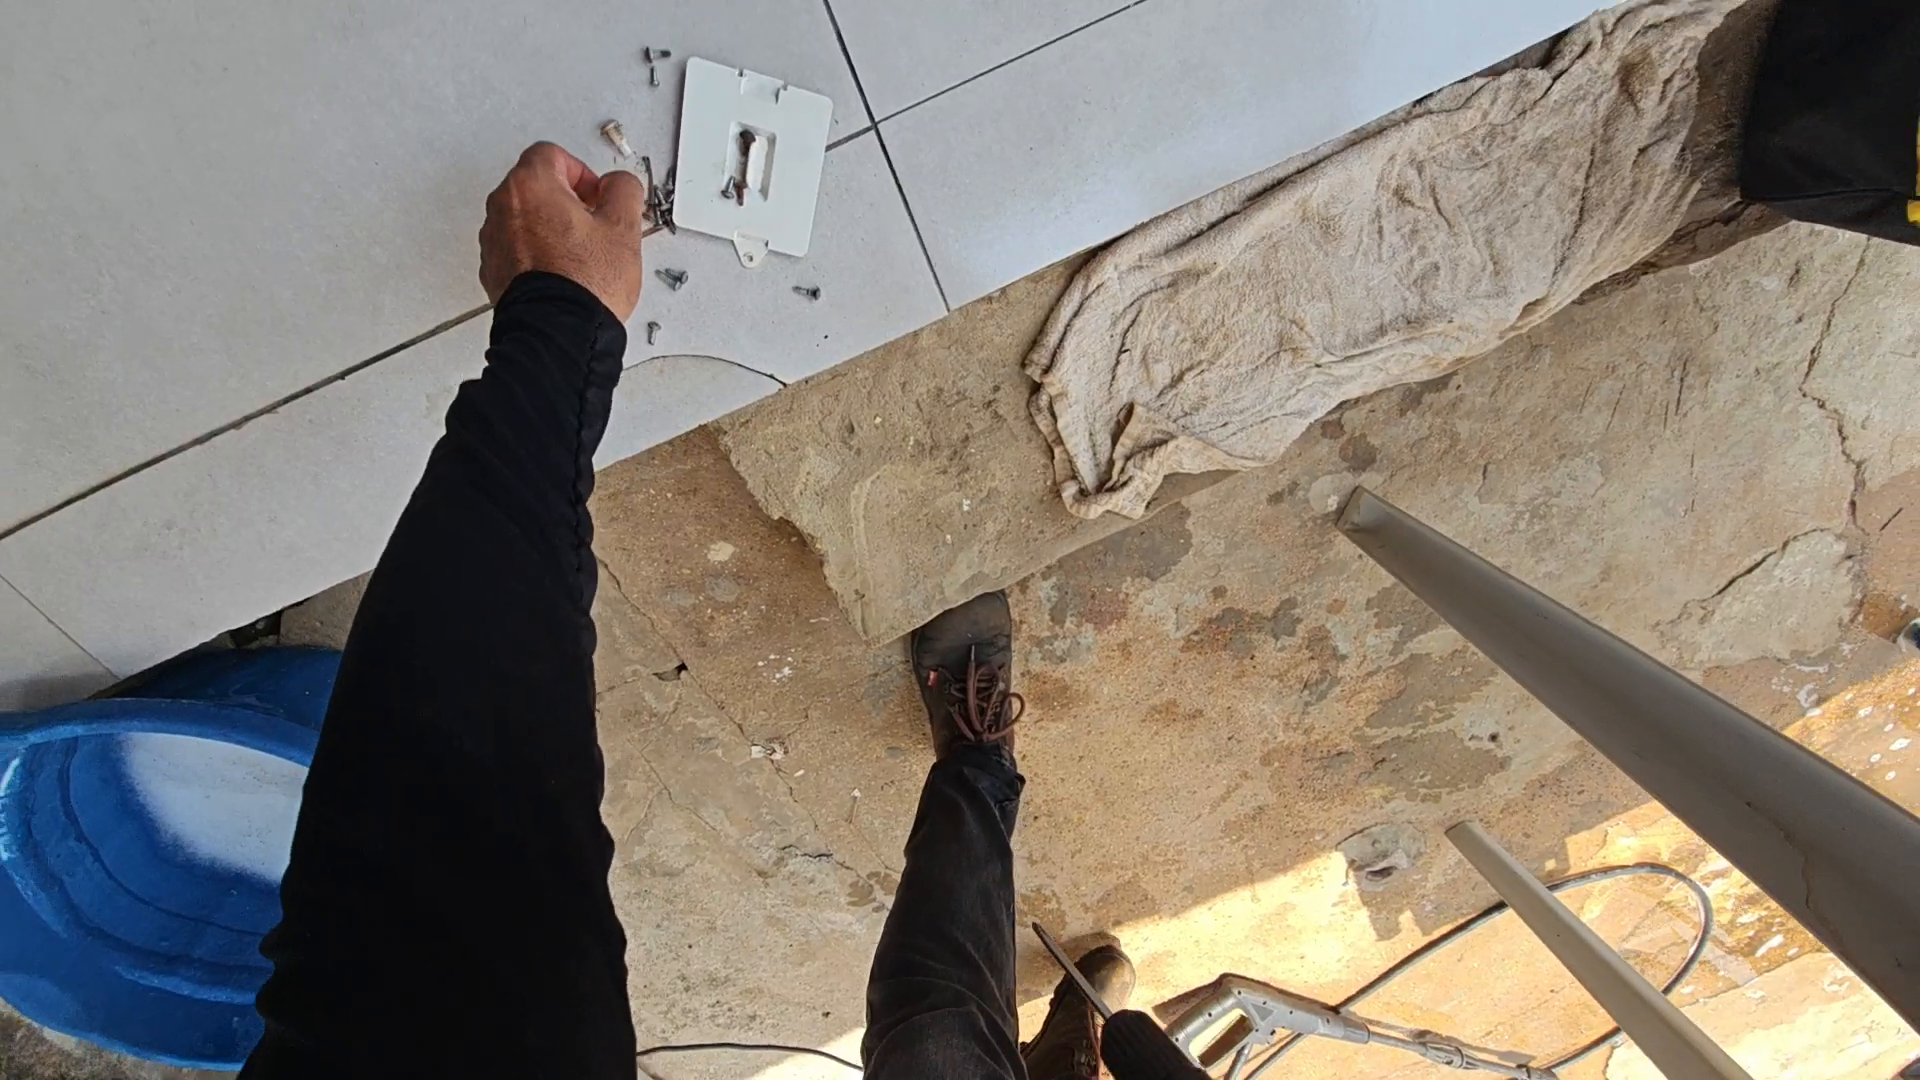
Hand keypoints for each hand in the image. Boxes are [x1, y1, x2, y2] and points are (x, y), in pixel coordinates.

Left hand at [479, 142, 645, 321]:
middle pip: (536, 187)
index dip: (583, 173)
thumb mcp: (624, 230)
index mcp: (532, 186)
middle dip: (568, 202)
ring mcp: (495, 239)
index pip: (554, 155)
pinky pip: (518, 250)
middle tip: (595, 229)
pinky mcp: (495, 269)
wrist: (560, 330)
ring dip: (553, 230)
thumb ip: (624, 192)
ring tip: (582, 259)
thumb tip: (620, 184)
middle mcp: (504, 206)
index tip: (599, 198)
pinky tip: (565, 277)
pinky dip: (539, 256)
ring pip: (526, 219)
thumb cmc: (587, 284)